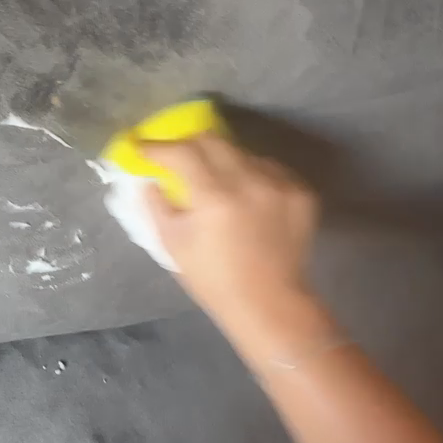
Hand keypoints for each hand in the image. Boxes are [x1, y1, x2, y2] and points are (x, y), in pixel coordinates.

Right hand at [142, 134, 321, 328]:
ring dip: (222, 161)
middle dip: (188, 145)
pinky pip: (269, 168)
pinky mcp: (300, 191)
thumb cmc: (213, 279)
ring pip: (242, 152)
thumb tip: (148, 179)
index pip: (181, 153)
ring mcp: (279, 185)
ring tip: (217, 185)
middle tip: (178, 159)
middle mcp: (249, 182)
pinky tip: (246, 197)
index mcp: (214, 198)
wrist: (269, 302)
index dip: (156, 148)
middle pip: (212, 139)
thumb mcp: (173, 244)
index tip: (142, 148)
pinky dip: (251, 175)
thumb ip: (156, 205)